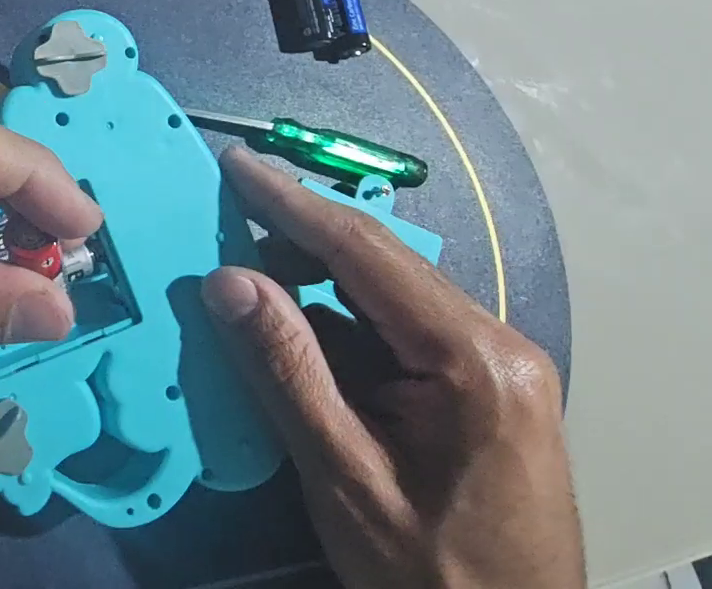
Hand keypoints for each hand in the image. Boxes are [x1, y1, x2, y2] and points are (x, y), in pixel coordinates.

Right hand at [204, 147, 582, 587]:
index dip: (289, 201)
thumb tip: (226, 278)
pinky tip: (292, 336)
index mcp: (472, 359)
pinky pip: (388, 326)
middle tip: (218, 225)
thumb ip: (284, 368)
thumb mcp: (342, 473)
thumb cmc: (431, 572)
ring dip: (308, 282)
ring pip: (377, 290)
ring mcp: (488, 362)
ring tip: (244, 292)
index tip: (235, 163)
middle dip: (291, 238)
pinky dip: (331, 320)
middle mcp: (492, 342)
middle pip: (374, 260)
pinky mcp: (474, 383)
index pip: (362, 251)